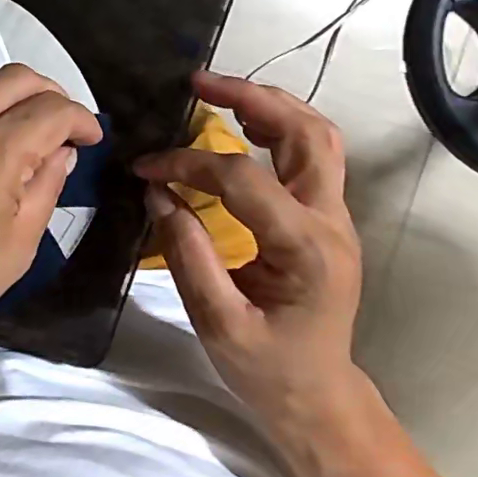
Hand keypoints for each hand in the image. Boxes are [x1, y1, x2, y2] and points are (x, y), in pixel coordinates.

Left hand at [0, 64, 103, 386]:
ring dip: (16, 103)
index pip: (49, 109)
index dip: (81, 119)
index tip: (94, 140)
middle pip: (14, 78)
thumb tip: (61, 151)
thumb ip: (45, 186)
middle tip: (67, 130)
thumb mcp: (16, 246)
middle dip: (51, 94)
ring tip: (35, 141)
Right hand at [132, 70, 365, 442]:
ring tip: (217, 92)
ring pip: (317, 137)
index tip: (143, 168)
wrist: (317, 394)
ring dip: (269, 105)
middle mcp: (331, 222)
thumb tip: (158, 192)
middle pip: (307, 135)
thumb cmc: (265, 365)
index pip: (242, 180)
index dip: (185, 164)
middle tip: (198, 83)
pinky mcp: (322, 217)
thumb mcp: (215, 319)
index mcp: (306, 249)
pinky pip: (308, 155)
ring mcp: (334, 217)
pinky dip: (275, 127)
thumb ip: (186, 253)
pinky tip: (239, 125)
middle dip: (253, 99)